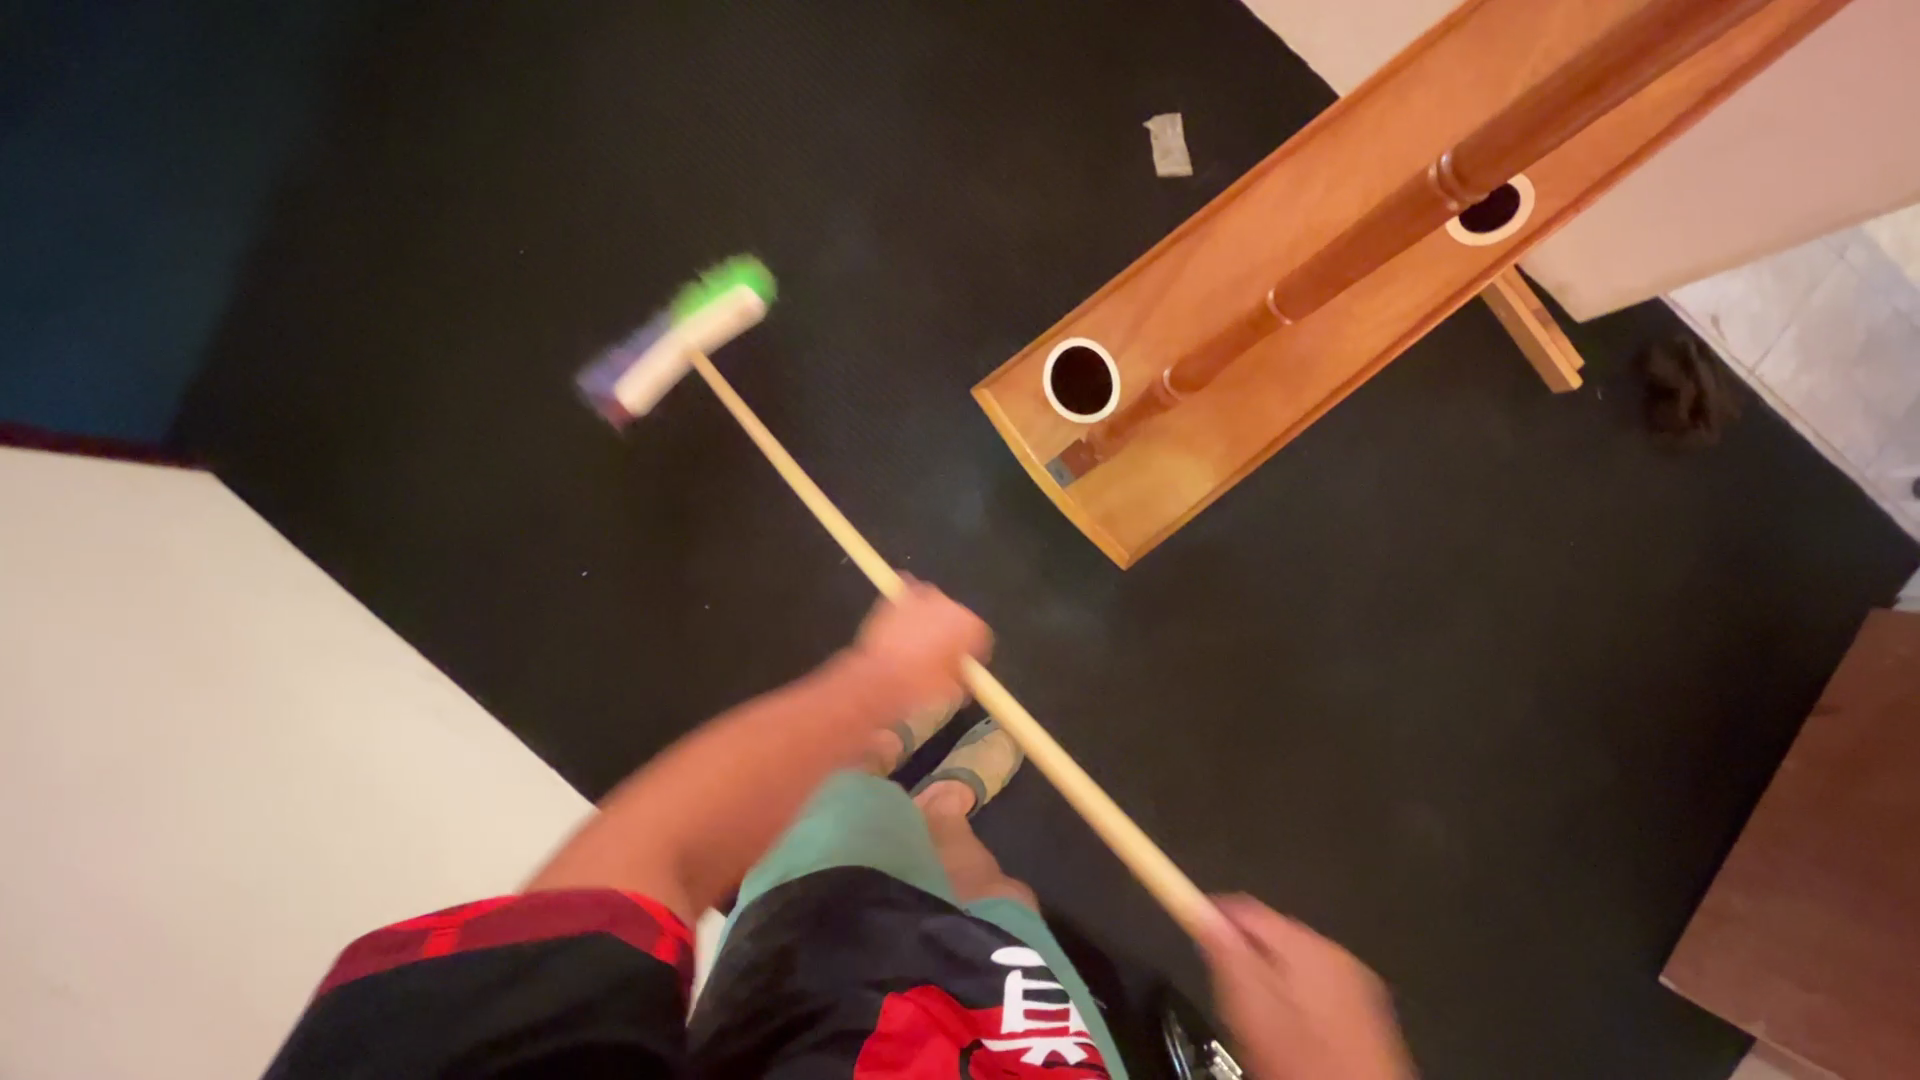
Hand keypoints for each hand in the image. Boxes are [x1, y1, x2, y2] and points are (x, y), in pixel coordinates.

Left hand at [852, 579, 990, 708]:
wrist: (883, 678)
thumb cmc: (923, 685)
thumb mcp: (954, 690)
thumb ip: (962, 676)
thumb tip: (959, 676)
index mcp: (970, 625)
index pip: (980, 635)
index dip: (972, 652)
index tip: (964, 665)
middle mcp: (950, 605)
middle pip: (957, 616)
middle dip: (951, 633)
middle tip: (940, 656)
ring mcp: (921, 598)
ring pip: (932, 606)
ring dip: (929, 620)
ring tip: (918, 644)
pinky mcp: (896, 598)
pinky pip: (907, 602)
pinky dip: (908, 612)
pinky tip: (902, 630)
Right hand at [1197, 895, 1414, 1079]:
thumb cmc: (1301, 1064)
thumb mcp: (1250, 1009)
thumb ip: (1224, 955)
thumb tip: (1201, 913)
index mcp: (1307, 947)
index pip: (1245, 907)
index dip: (1212, 915)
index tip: (1192, 930)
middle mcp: (1336, 955)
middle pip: (1270, 934)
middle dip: (1244, 955)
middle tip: (1229, 996)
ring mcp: (1356, 984)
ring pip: (1292, 963)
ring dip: (1269, 979)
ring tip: (1260, 1023)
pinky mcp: (1365, 1013)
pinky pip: (1316, 988)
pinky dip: (1296, 1001)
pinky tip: (1291, 1036)